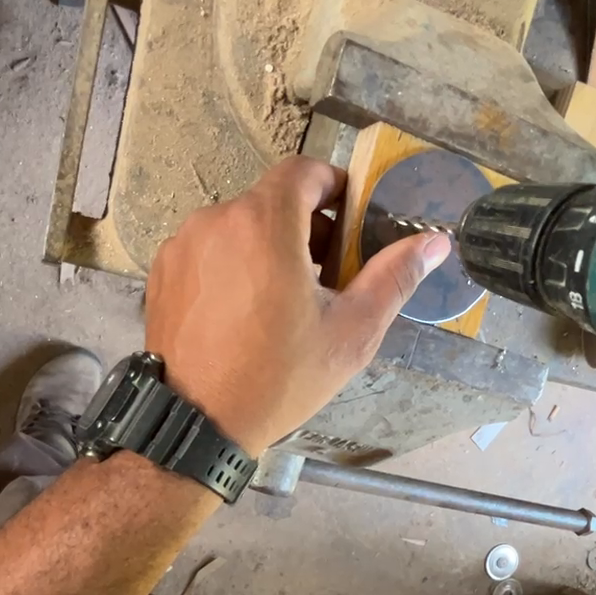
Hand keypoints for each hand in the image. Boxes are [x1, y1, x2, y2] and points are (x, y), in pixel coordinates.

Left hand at [145, 156, 450, 454]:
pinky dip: (230, 267)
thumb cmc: (278, 379)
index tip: (348, 222)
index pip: (303, 171)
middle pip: (269, 201)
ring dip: (265, 248)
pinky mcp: (160, 273)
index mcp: (263, 223)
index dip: (332, 187)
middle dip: (303, 226)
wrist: (197, 423)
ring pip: (236, 228)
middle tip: (324, 275)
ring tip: (281, 300)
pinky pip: (206, 253)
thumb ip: (393, 278)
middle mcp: (215, 221)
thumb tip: (434, 242)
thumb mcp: (350, 332)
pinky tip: (241, 313)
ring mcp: (181, 247)